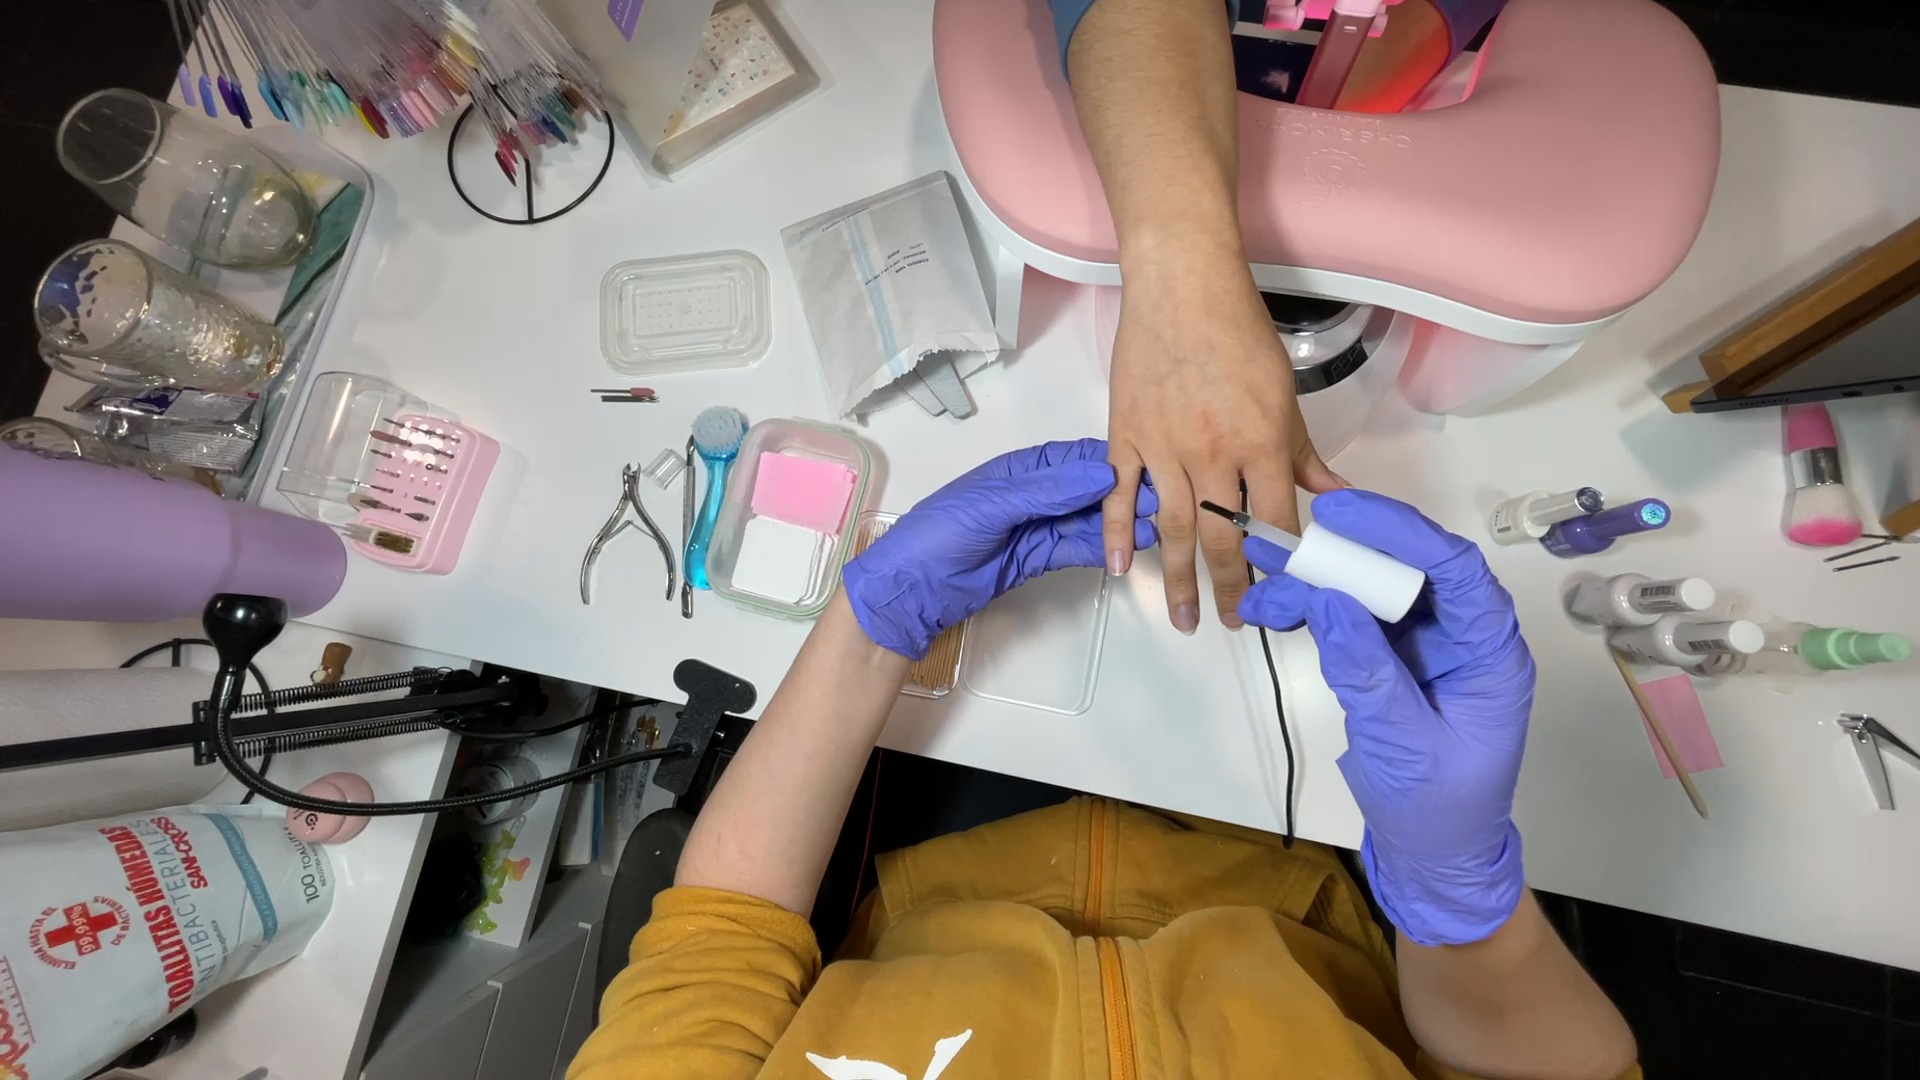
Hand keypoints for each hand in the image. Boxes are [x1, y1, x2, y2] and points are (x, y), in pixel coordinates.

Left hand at [843, 438, 1157, 658]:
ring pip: (1086, 521)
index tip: (1149, 467)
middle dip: (1123, 496)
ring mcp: (1035, 528)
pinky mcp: (1036, 559)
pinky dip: (1099, 547)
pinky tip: (1127, 547)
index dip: (1111, 464)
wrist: (913, 590)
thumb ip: (1045, 491)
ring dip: (1118, 524)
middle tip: (1165, 503)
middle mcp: (1032, 496)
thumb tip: (1102, 475)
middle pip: (1086, 492)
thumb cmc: (941, 534)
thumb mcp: (991, 505)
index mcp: (1019, 471)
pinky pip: (1074, 548)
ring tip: (1156, 528)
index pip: (1073, 460)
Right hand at [1103, 266, 1343, 634]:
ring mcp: (1163, 449)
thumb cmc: (1236, 332)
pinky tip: (1120, 569)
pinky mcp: (1125, 438)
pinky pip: (1118, 495)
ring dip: (1177, 578)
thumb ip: (1304, 452)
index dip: (1282, 565)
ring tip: (1183, 617)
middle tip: (1231, 622)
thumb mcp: (1284, 391)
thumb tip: (1335, 496)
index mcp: (1261, 442)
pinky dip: (1116, 533)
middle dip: (1230, 587)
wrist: (1181, 288)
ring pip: (1171, 527)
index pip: (1275, 521)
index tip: (1283, 594)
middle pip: (1222, 537)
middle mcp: (1213, 454)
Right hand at [1236, 489, 1534, 944]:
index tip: (1338, 514)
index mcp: (1486, 652)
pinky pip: (1342, 617)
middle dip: (1339, 555)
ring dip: (1310, 585)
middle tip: (1282, 549)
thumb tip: (1328, 602)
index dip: (1399, 532)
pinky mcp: (1380, 656)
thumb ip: (1368, 673)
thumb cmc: (1437, 805)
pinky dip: (1305, 610)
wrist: (1429, 848)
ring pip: (1363, 590)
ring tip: (1259, 591)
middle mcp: (1453, 635)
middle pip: (1400, 570)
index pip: (1452, 570)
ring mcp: (1414, 644)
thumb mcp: (1405, 745)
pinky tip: (1269, 610)